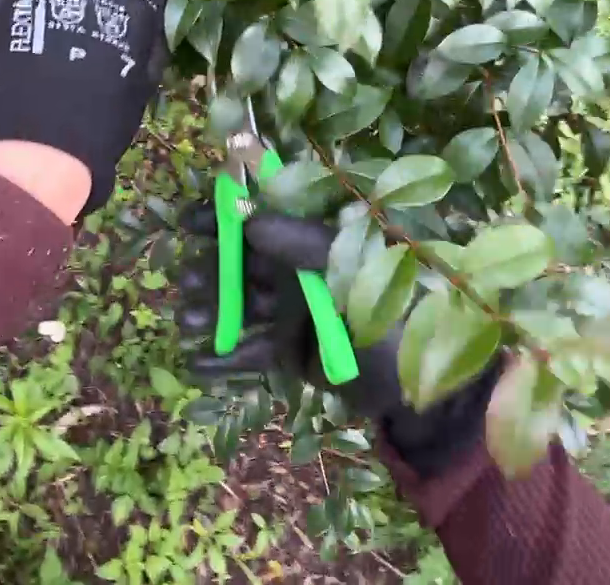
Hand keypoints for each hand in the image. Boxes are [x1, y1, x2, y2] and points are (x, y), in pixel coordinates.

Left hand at [0, 0, 166, 216]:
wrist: (34, 141)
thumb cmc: (101, 121)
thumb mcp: (141, 86)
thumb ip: (148, 48)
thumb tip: (148, 30)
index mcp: (133, 5)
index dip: (142, 0)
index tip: (137, 15)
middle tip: (96, 11)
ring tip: (56, 28)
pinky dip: (29, 7)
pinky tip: (27, 34)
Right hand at [174, 204, 497, 475]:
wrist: (421, 392)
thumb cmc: (392, 316)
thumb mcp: (350, 270)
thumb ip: (299, 242)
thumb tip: (249, 218)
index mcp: (315, 244)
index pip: (263, 220)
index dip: (226, 217)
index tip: (189, 220)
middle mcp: (299, 273)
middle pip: (244, 264)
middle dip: (213, 269)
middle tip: (187, 279)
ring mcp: (293, 313)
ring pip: (242, 306)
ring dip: (213, 311)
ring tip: (188, 323)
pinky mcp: (289, 352)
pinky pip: (250, 351)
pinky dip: (224, 358)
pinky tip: (195, 363)